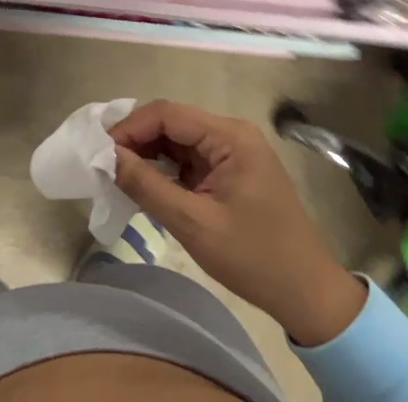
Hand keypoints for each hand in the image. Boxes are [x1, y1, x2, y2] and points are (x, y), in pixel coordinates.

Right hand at [108, 100, 365, 346]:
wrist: (306, 293)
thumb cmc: (253, 257)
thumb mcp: (193, 223)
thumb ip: (146, 185)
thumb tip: (106, 156)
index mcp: (231, 137)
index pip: (167, 113)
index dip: (129, 128)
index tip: (101, 153)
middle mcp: (233, 134)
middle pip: (171, 122)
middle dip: (136, 140)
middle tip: (105, 165)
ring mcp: (233, 152)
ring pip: (177, 139)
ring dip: (148, 154)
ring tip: (119, 175)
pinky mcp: (231, 170)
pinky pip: (188, 158)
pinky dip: (164, 168)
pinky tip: (145, 185)